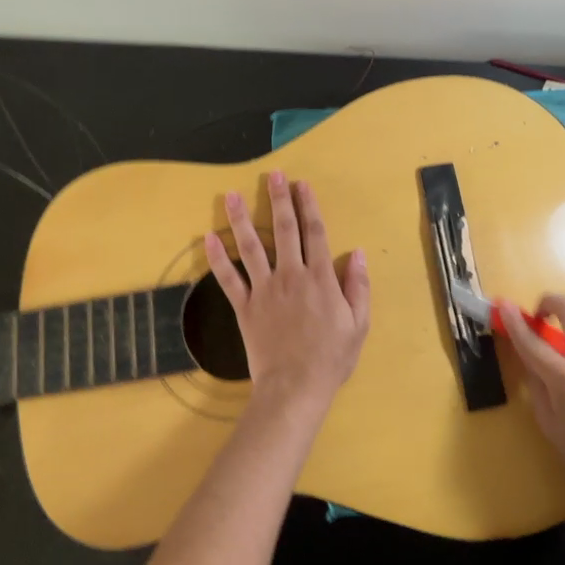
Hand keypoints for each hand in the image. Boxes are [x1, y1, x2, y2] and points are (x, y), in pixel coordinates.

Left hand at [204, 171, 370, 414]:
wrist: (295, 388)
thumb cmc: (331, 358)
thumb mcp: (358, 323)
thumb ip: (358, 286)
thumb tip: (357, 253)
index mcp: (320, 278)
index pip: (315, 233)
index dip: (309, 206)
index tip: (303, 184)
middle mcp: (291, 276)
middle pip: (285, 230)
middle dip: (279, 200)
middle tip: (274, 175)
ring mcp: (265, 290)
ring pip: (251, 247)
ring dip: (241, 220)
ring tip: (232, 195)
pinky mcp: (245, 307)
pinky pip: (228, 280)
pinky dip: (217, 260)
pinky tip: (206, 239)